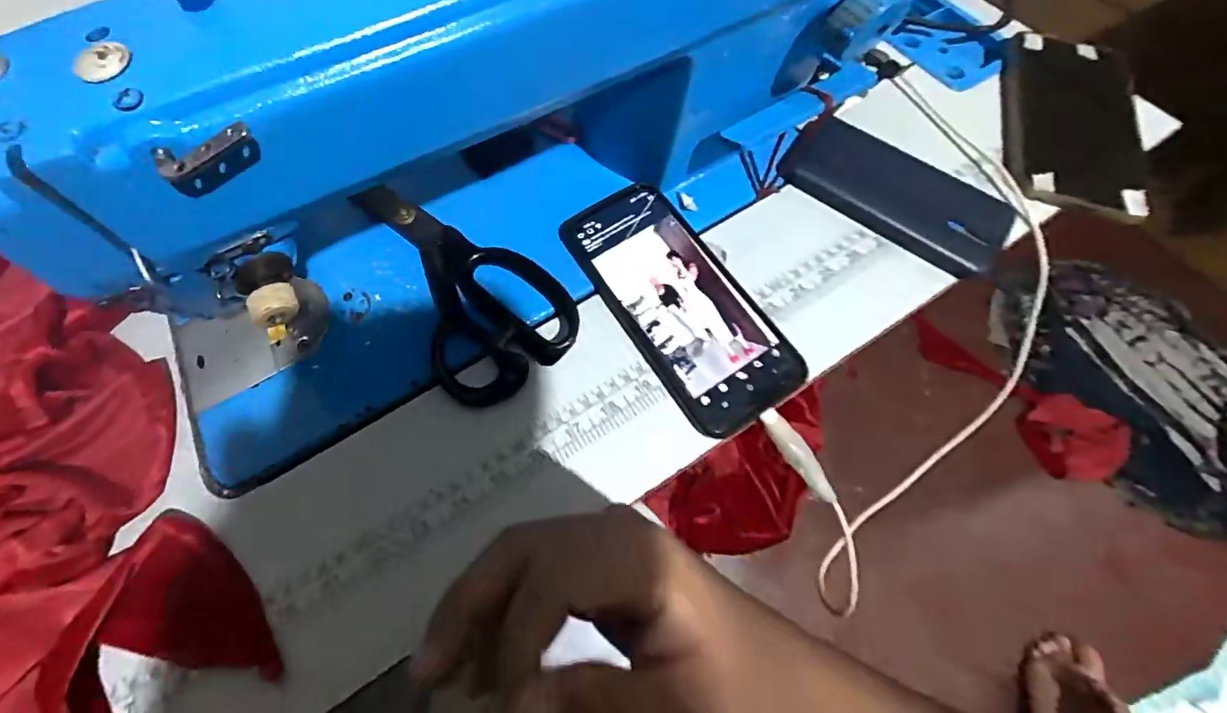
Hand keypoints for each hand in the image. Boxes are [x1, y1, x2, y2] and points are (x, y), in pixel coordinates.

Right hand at [412, 507, 941, 712]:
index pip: (546, 579)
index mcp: (634, 556)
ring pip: (528, 555)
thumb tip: (503, 700)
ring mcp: (615, 541)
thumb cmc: (742, 699)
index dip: (509, 643)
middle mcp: (616, 531)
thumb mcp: (664, 710)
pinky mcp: (616, 565)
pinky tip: (494, 650)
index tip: (492, 707)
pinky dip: (513, 607)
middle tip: (428, 675)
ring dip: (483, 604)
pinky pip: (548, 572)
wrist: (797, 692)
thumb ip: (582, 699)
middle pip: (523, 548)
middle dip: (470, 604)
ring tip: (446, 669)